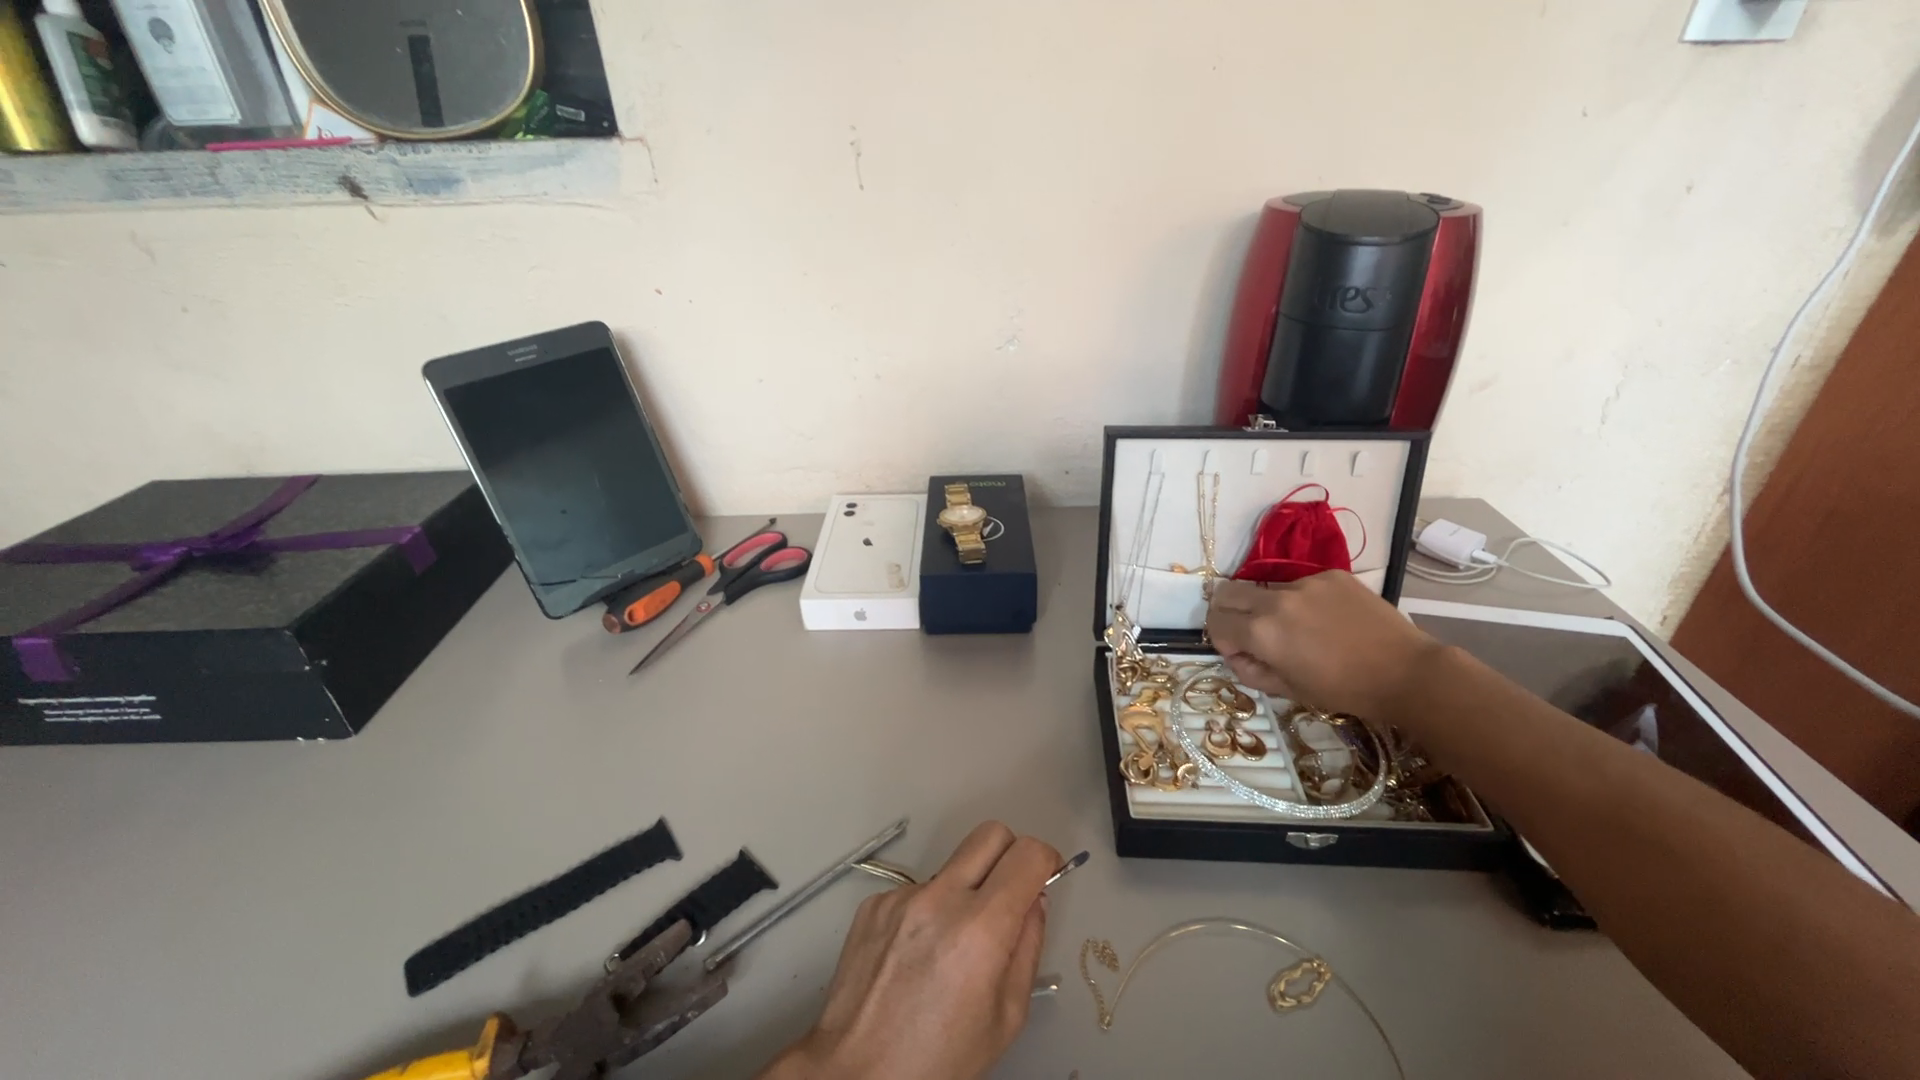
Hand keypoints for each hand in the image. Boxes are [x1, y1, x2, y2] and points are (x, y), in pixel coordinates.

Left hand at [758, 821, 1059, 1079]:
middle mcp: (939, 899)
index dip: (1046, 860)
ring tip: (951, 945)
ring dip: (964, 890)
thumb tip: (1033, 899)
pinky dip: (928, 911)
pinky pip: (917, 890)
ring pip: (951, 866)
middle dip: (1010, 855)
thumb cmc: (938, 1058)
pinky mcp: (873, 904)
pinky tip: (917, 955)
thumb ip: (1027, 946)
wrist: (856, 1072)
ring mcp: (901, 897)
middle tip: (1009, 894)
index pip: (1027, 854)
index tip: (1046, 875)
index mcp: (980, 930)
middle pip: (990, 834)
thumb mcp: (1007, 1015)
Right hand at [1206, 572, 1441, 717]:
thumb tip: (1238, 655)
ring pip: (1266, 590)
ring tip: (1300, 631)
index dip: (1222, 641)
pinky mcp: (1330, 575)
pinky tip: (1326, 621)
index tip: (1242, 654)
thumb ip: (1251, 671)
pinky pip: (1299, 585)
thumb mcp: (1288, 690)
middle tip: (1251, 635)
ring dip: (1268, 608)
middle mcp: (1276, 600)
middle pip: (1228, 593)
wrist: (1405, 671)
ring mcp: (1305, 583)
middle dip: (1230, 614)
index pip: (1216, 622)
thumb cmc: (1344, 689)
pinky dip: (1300, 602)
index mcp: (1261, 631)